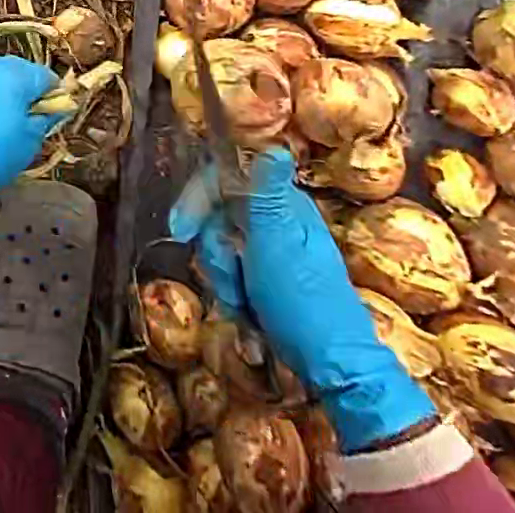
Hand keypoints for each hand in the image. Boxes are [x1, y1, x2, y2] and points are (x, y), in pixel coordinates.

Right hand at [171, 147, 434, 451]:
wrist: (334, 367)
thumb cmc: (303, 301)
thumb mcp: (278, 244)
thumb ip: (266, 194)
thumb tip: (274, 146)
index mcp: (281, 203)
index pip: (225, 178)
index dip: (197, 200)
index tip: (179, 232)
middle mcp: (275, 220)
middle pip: (217, 217)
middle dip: (215, 253)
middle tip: (230, 282)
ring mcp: (271, 251)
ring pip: (221, 249)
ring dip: (224, 281)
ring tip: (243, 306)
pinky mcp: (267, 279)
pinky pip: (232, 276)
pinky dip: (233, 297)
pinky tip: (246, 317)